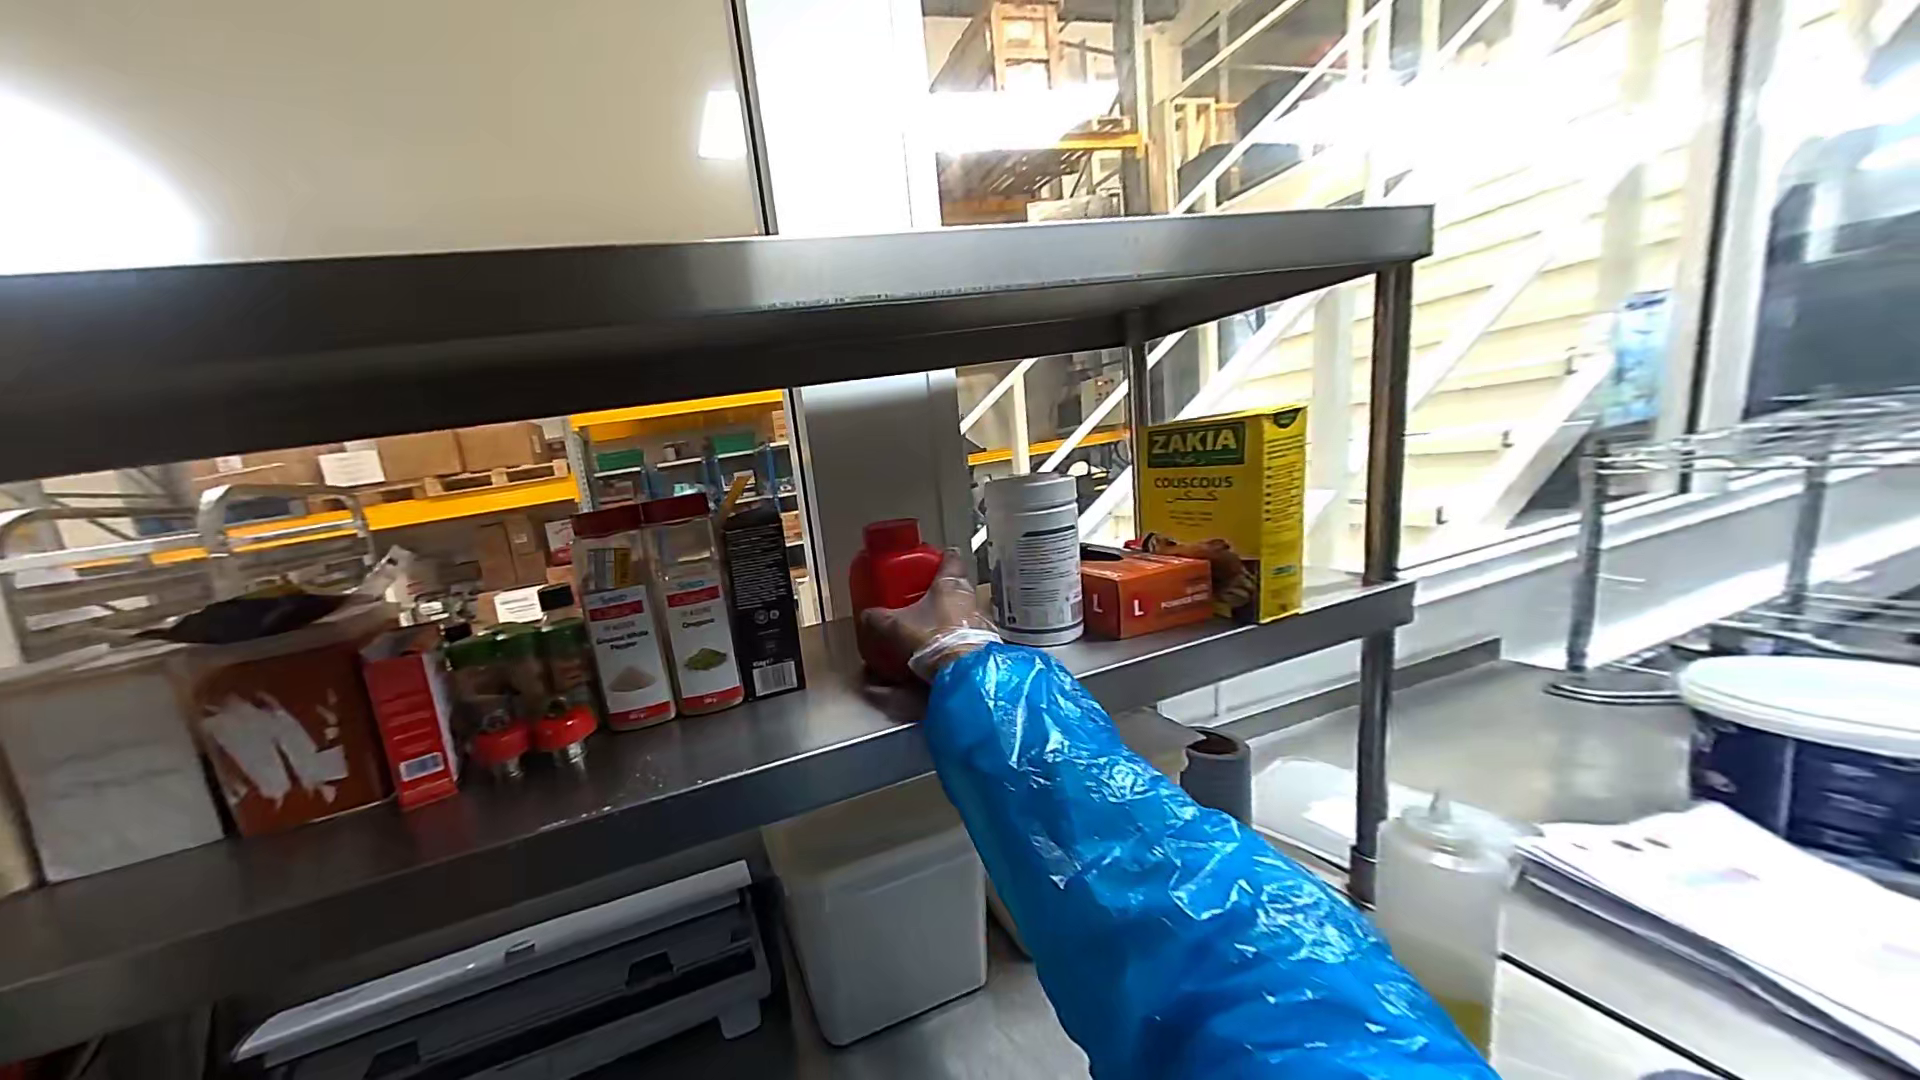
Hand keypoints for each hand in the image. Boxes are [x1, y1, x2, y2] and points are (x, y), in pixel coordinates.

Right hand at [859, 548, 999, 681]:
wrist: (964, 672)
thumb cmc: (933, 638)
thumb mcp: (896, 627)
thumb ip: (878, 618)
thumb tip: (866, 615)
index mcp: (950, 583)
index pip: (951, 557)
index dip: (940, 557)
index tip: (929, 560)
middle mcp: (970, 596)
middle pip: (957, 583)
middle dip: (941, 588)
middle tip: (922, 595)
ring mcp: (981, 618)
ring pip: (964, 607)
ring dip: (950, 612)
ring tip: (930, 623)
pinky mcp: (985, 640)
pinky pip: (969, 630)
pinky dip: (957, 633)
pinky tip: (942, 644)